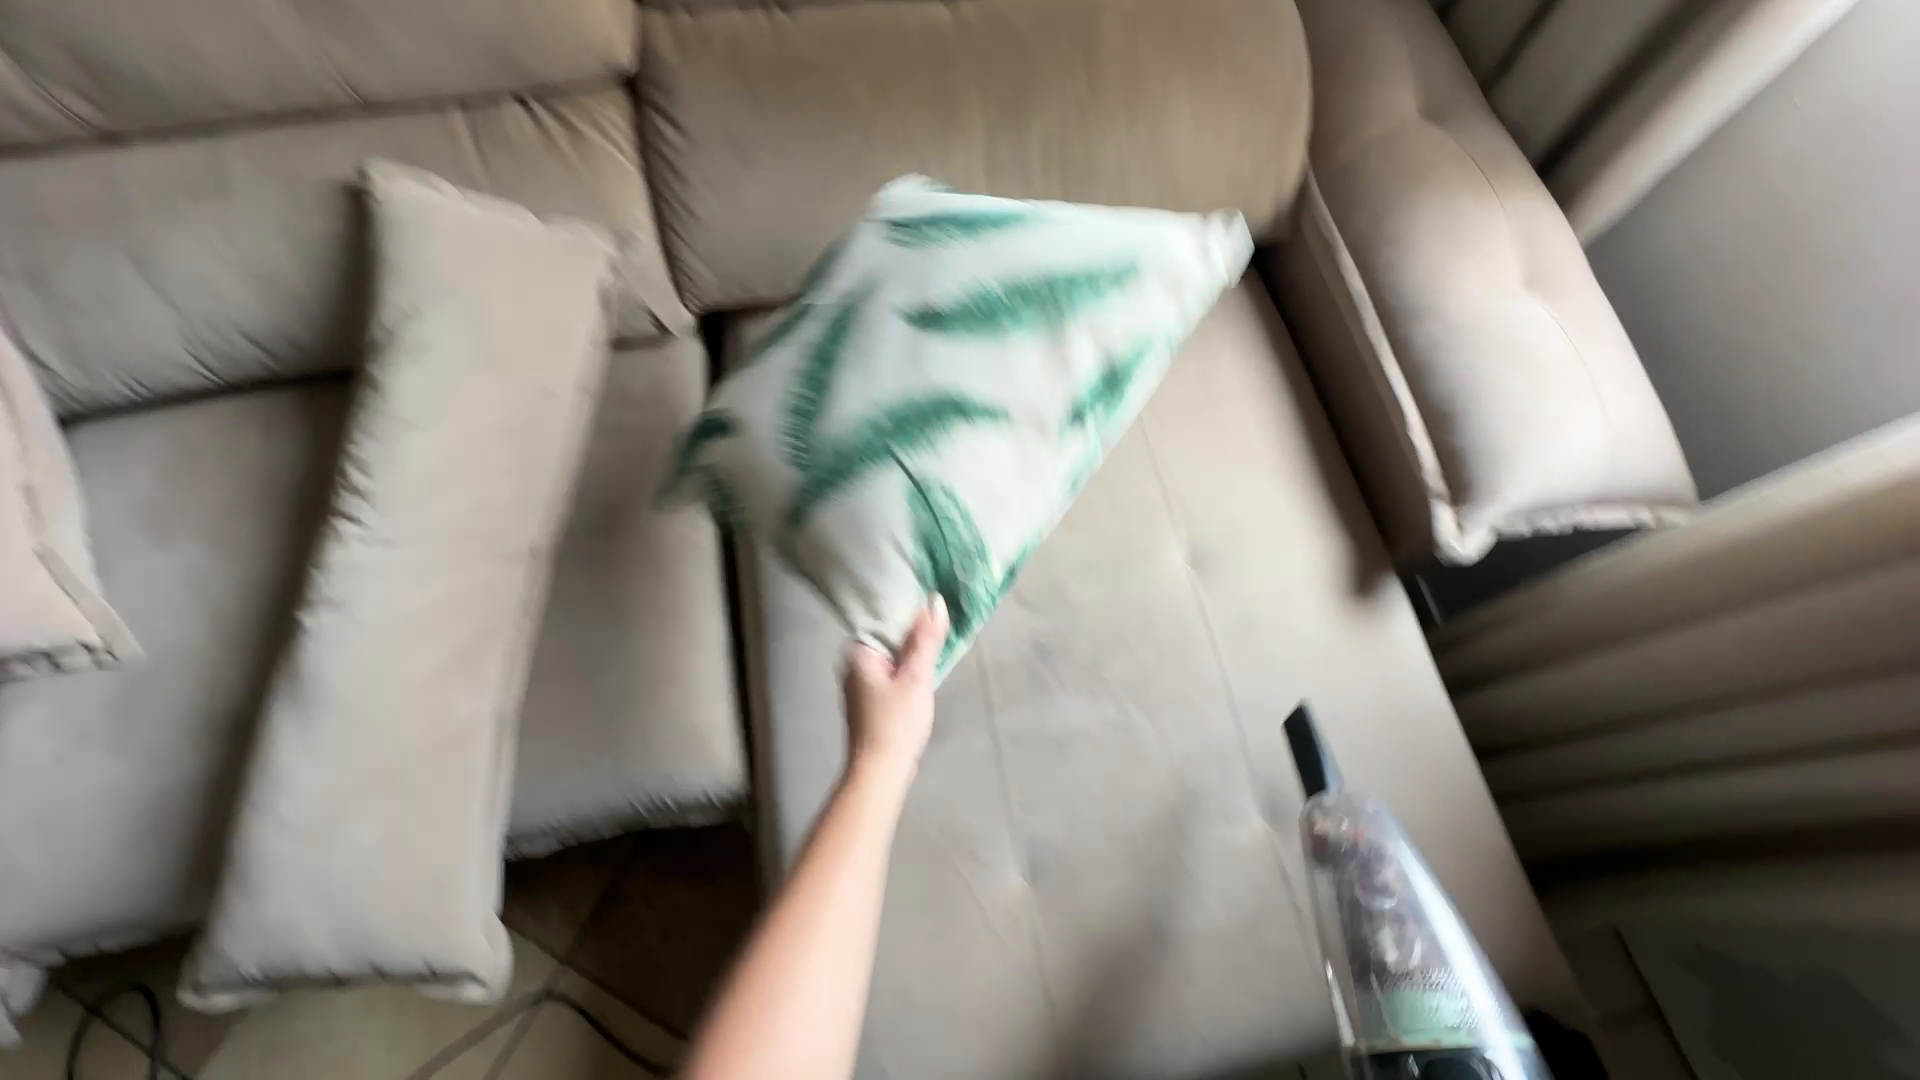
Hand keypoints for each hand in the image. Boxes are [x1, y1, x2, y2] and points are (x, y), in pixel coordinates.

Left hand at [842, 596, 948, 779]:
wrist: (880, 771)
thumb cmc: (896, 722)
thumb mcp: (917, 677)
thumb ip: (926, 639)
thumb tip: (935, 601)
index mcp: (857, 651)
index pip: (883, 617)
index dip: (910, 612)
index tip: (933, 605)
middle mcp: (852, 662)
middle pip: (888, 637)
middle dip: (912, 633)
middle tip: (940, 625)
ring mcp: (858, 682)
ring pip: (890, 656)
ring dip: (911, 652)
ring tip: (937, 642)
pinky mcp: (868, 699)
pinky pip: (889, 672)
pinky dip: (905, 669)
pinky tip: (923, 670)